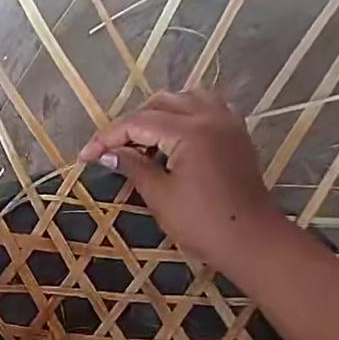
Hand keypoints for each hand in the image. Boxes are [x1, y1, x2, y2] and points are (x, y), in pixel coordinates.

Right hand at [76, 89, 285, 271]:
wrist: (251, 240)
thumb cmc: (202, 223)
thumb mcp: (160, 196)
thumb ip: (133, 167)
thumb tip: (106, 155)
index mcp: (190, 131)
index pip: (138, 122)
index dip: (108, 137)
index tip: (86, 156)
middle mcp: (210, 116)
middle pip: (160, 103)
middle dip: (131, 124)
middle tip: (112, 151)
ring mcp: (227, 122)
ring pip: (185, 99)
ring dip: (158, 114)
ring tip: (142, 142)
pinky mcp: (235, 134)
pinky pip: (205, 108)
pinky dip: (183, 116)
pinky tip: (171, 139)